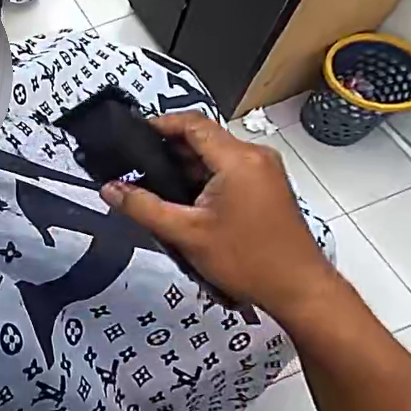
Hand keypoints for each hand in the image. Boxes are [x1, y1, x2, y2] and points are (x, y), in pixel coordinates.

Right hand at [101, 112, 342, 314]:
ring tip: (162, 196)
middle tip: (141, 174)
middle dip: (170, 154)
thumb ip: (143, 207)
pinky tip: (190, 207)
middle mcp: (256, 156)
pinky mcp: (268, 186)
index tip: (135, 136)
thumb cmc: (252, 262)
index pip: (192, 123)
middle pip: (203, 140)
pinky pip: (230, 171)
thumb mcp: (187, 234)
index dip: (160, 125)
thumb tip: (112, 189)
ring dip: (188, 171)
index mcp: (238, 159)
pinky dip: (207, 182)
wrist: (298, 288)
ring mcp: (265, 171)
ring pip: (216, 157)